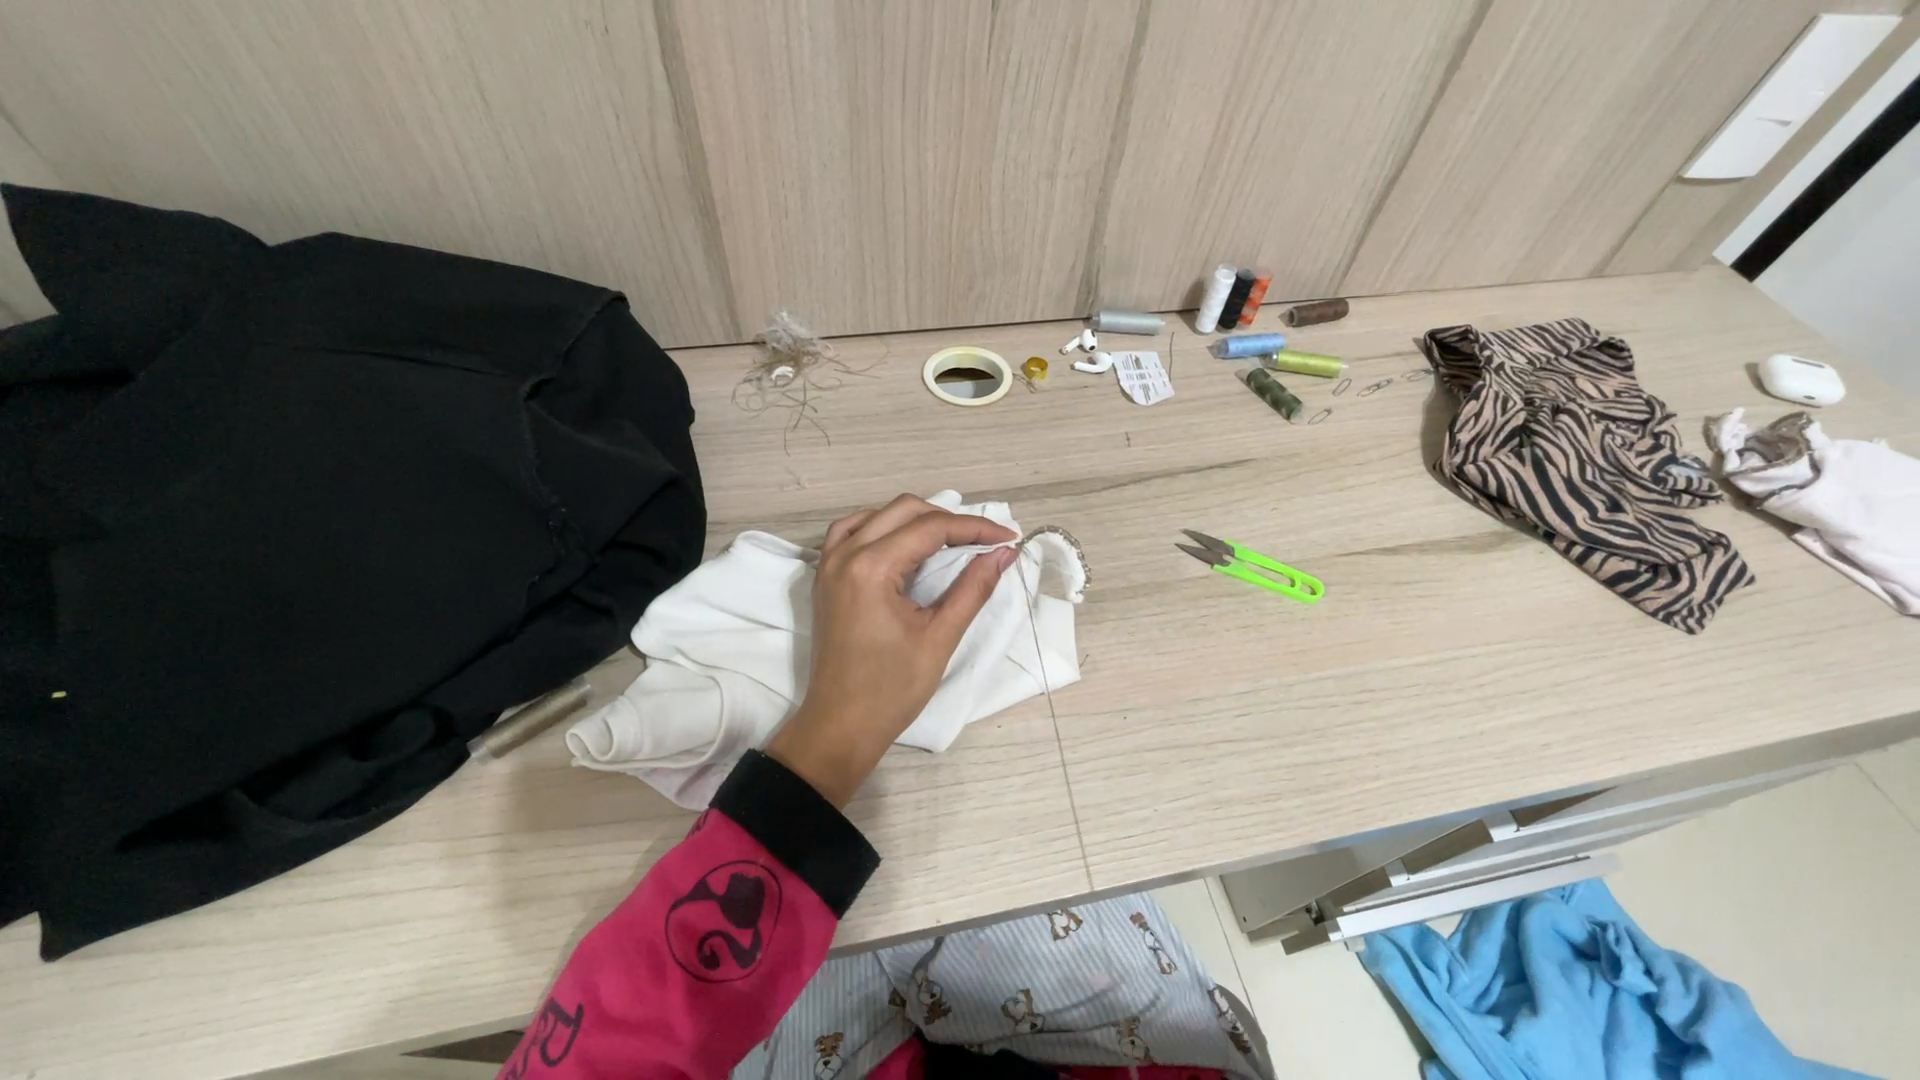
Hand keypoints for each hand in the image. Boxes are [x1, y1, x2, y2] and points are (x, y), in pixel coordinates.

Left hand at [765, 494, 1016, 805]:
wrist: (840, 726)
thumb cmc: (891, 690)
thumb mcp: (940, 638)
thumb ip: (973, 589)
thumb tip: (1004, 554)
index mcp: (871, 568)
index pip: (931, 528)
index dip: (975, 528)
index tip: (1008, 538)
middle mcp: (844, 556)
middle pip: (904, 511)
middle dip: (949, 520)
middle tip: (984, 543)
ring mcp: (829, 565)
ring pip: (877, 515)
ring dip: (915, 520)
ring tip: (950, 541)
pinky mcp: (825, 578)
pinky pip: (851, 532)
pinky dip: (881, 528)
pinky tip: (903, 544)